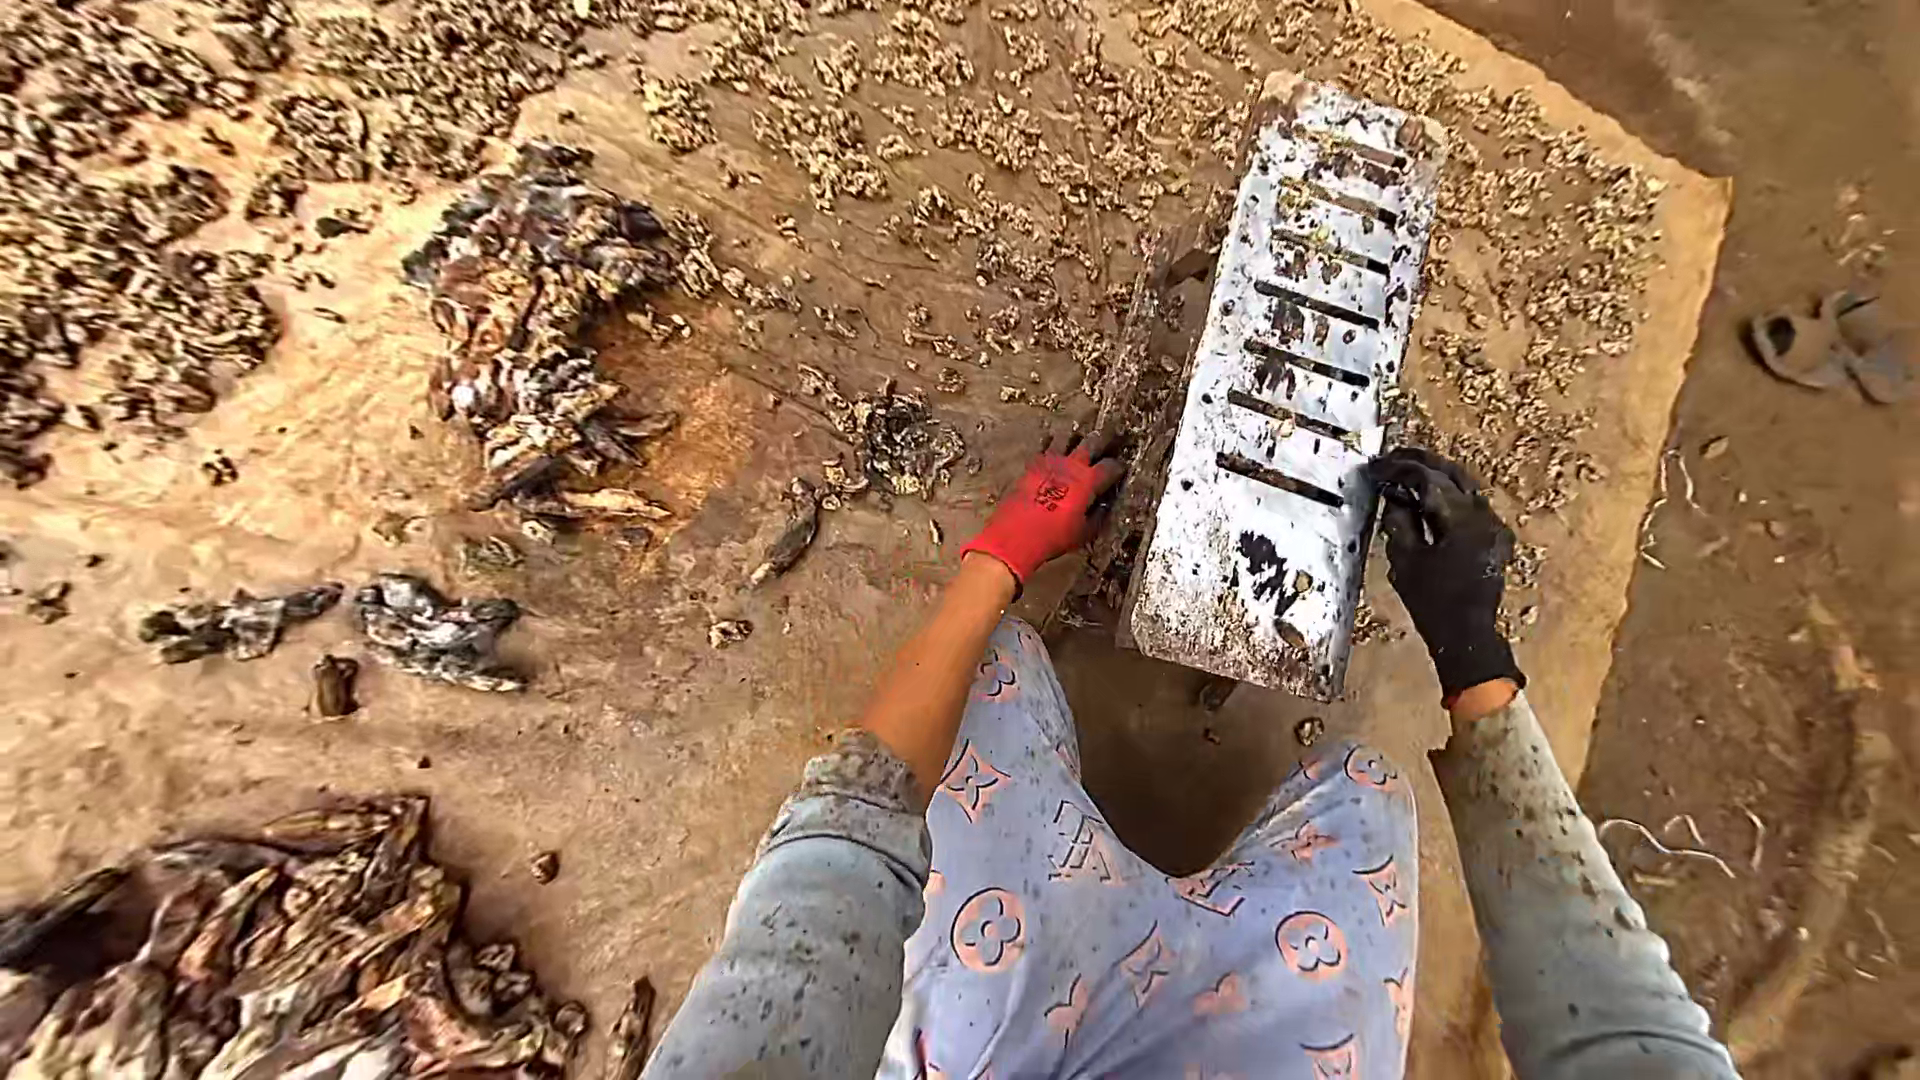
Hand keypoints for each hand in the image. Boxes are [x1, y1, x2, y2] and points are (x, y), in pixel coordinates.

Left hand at [960, 431, 1124, 590]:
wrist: (1015, 536)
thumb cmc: (1052, 537)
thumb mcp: (1083, 533)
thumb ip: (1098, 517)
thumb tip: (1104, 507)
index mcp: (1088, 482)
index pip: (1110, 466)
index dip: (1118, 467)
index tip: (1120, 469)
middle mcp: (1071, 466)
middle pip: (1091, 443)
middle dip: (1102, 439)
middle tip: (1109, 436)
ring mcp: (1049, 463)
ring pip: (1065, 438)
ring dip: (1074, 436)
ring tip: (1079, 434)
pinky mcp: (1030, 465)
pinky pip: (1043, 447)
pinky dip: (1050, 443)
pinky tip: (1051, 445)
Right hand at [1365, 447, 1525, 701]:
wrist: (1466, 631)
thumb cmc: (1431, 599)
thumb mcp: (1405, 559)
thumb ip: (1399, 522)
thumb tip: (1393, 496)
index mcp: (1462, 521)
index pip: (1430, 481)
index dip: (1400, 469)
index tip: (1376, 466)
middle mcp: (1485, 517)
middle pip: (1455, 475)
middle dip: (1422, 462)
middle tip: (1392, 456)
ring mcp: (1493, 526)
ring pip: (1465, 486)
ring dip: (1436, 476)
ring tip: (1406, 472)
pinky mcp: (1492, 536)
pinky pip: (1468, 503)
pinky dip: (1445, 494)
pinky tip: (1424, 498)